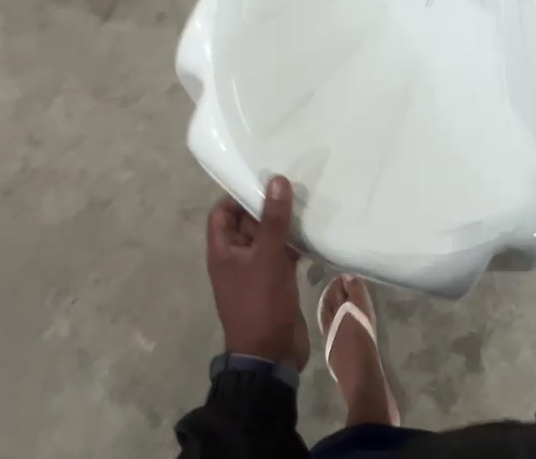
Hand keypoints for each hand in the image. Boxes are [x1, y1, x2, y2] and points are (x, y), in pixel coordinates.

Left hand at [205, 176, 308, 367]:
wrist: (271, 357)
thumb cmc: (260, 304)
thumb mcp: (267, 258)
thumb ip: (273, 219)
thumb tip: (276, 179)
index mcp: (223, 251)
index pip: (222, 212)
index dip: (239, 195)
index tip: (265, 181)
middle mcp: (236, 258)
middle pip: (247, 222)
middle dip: (267, 206)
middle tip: (294, 185)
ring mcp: (256, 271)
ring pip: (267, 238)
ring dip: (283, 224)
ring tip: (307, 203)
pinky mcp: (275, 283)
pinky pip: (281, 255)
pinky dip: (293, 244)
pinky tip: (313, 233)